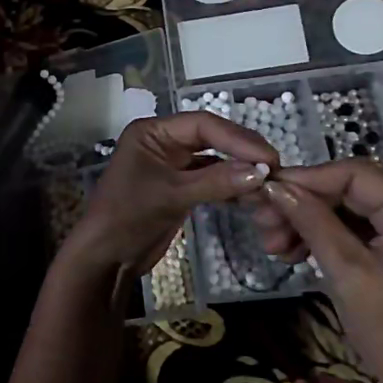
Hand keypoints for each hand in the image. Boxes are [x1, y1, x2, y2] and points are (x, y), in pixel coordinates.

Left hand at [65, 112, 278, 271]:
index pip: (202, 124)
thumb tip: (261, 172)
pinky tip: (253, 197)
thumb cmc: (127, 217)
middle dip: (243, 153)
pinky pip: (212, 180)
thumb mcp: (171, 196)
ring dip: (241, 172)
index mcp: (151, 132)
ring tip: (269, 186)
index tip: (268, 159)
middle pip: (213, 139)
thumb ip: (215, 182)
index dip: (237, 139)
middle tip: (275, 171)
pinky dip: (231, 187)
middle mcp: (163, 142)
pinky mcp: (180, 188)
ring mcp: (172, 165)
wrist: (106, 257)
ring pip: (215, 161)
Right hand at [254, 161, 382, 382]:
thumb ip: (313, 223)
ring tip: (273, 245)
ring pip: (349, 208)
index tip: (265, 191)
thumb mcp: (346, 273)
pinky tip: (293, 252)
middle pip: (351, 190)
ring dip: (308, 221)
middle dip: (304, 204)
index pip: (358, 175)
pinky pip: (358, 228)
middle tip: (262, 224)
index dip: (308, 178)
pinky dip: (324, 236)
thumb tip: (274, 186)